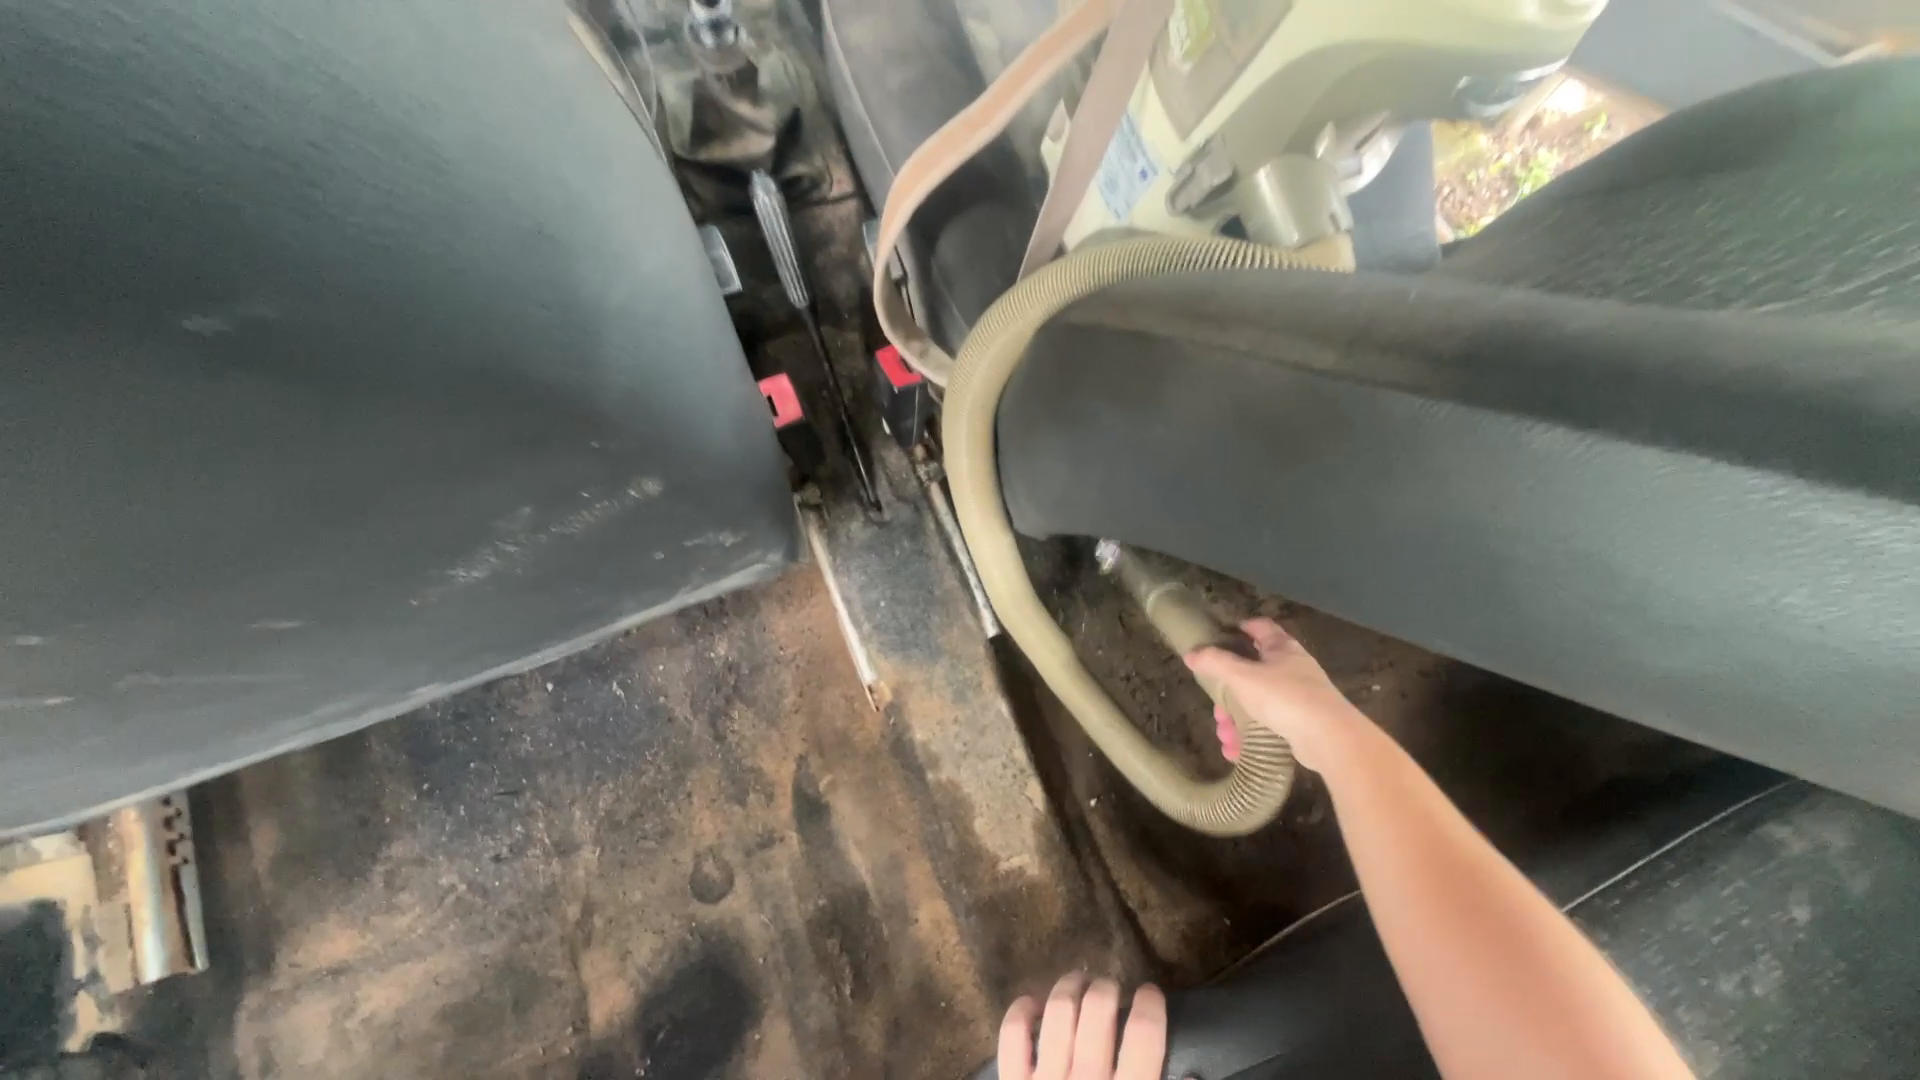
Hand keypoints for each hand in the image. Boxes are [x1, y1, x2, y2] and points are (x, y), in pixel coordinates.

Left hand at [997, 973, 1165, 1079]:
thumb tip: (1193, 1074)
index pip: (1143, 1033)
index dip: (1150, 1003)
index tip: (1150, 991)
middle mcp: (1087, 1077)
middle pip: (1097, 1009)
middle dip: (1106, 988)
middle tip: (1110, 988)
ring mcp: (1046, 1078)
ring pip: (1058, 1012)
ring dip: (1069, 988)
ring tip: (1078, 983)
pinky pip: (1012, 1036)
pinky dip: (1020, 1012)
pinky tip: (1033, 1003)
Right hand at [1185, 617, 1366, 770]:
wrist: (1330, 738)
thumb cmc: (1284, 696)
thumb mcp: (1242, 676)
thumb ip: (1214, 662)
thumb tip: (1191, 654)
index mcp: (1281, 649)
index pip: (1260, 627)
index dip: (1241, 628)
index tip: (1220, 635)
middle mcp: (1293, 669)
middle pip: (1254, 671)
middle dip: (1230, 690)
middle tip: (1216, 704)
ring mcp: (1299, 698)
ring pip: (1259, 703)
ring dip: (1237, 719)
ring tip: (1224, 735)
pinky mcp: (1302, 725)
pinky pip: (1269, 727)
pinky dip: (1251, 737)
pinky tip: (1236, 751)